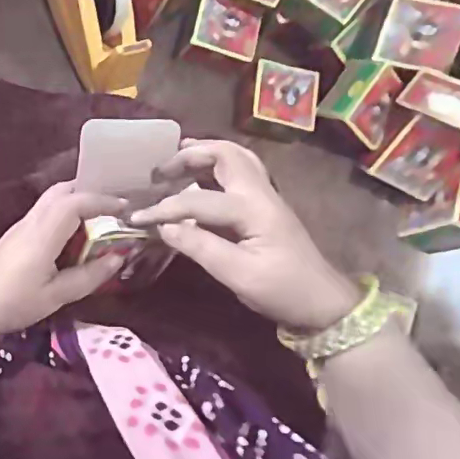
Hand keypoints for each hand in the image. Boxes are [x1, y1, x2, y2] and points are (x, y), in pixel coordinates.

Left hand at [0, 181, 128, 336]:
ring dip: (77, 203)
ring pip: (52, 200)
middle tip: (114, 206)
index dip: (103, 200)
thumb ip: (88, 276)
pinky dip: (65, 215)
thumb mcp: (55, 296)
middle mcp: (32, 222)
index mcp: (43, 233)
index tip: (126, 207)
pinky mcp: (15, 236)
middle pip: (62, 191)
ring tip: (101, 220)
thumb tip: (117, 258)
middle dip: (90, 192)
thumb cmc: (12, 302)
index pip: (76, 201)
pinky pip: (44, 214)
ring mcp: (20, 227)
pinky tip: (76, 235)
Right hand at [127, 139, 358, 331]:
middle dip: (189, 156)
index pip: (198, 199)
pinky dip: (214, 168)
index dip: (164, 208)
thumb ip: (200, 247)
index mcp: (253, 209)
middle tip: (159, 170)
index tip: (136, 218)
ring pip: (236, 160)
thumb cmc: (282, 290)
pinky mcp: (264, 208)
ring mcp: (265, 198)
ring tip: (175, 161)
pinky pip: (238, 175)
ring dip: (205, 155)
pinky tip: (197, 179)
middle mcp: (260, 194)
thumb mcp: (238, 275)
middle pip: (226, 155)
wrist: (323, 303)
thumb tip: (164, 227)